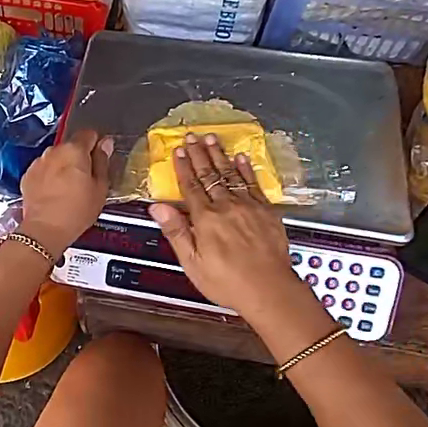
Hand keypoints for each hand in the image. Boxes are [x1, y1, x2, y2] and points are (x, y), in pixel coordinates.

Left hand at [16, 129, 113, 256]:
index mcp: (74, 150)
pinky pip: (43, 170)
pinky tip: (55, 193)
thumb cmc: (76, 211)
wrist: (45, 229)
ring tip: (69, 189)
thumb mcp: (100, 187)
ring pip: (56, 158)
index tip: (99, 157)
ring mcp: (38, 163)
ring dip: (63, 167)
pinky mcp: (28, 175)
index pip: (88, 134)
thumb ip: (102, 161)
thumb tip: (105, 144)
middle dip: (78, 158)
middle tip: (86, 180)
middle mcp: (54, 151)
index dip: (96, 144)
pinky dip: (49, 177)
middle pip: (71, 147)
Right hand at [149, 134, 325, 326]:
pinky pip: (253, 183)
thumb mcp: (193, 264)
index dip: (183, 167)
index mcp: (206, 219)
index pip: (191, 186)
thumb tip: (158, 208)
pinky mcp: (266, 211)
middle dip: (199, 154)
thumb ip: (176, 232)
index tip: (177, 152)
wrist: (269, 289)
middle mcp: (227, 207)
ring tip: (212, 139)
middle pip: (209, 175)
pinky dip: (246, 169)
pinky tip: (241, 158)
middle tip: (191, 137)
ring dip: (219, 155)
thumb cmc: (229, 282)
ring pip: (230, 174)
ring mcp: (248, 206)